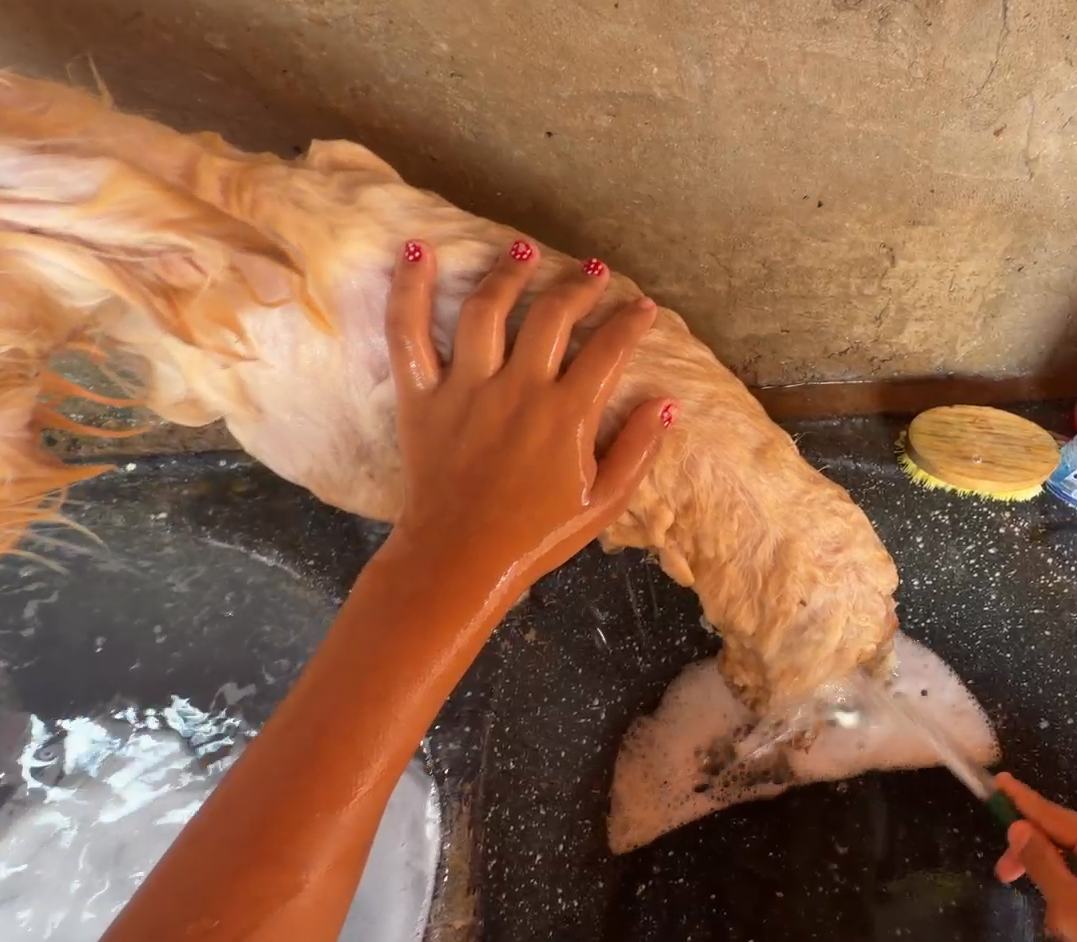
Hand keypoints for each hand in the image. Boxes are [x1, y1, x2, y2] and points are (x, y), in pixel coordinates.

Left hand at [383, 238, 672, 590]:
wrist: (462, 557)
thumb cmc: (541, 533)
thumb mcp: (607, 501)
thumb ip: (639, 449)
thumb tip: (668, 403)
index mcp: (568, 414)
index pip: (608, 351)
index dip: (630, 323)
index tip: (643, 305)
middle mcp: (519, 388)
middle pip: (552, 318)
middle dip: (579, 287)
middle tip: (593, 270)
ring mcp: (466, 387)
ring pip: (487, 311)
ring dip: (510, 274)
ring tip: (524, 249)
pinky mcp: (421, 395)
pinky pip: (409, 333)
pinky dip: (411, 290)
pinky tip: (419, 252)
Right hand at [993, 773, 1076, 941]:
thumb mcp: (1071, 909)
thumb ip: (1042, 864)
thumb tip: (1019, 827)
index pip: (1054, 815)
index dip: (1022, 800)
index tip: (998, 781)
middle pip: (1065, 843)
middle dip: (1037, 865)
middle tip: (1003, 878)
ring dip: (1061, 902)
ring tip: (1069, 940)